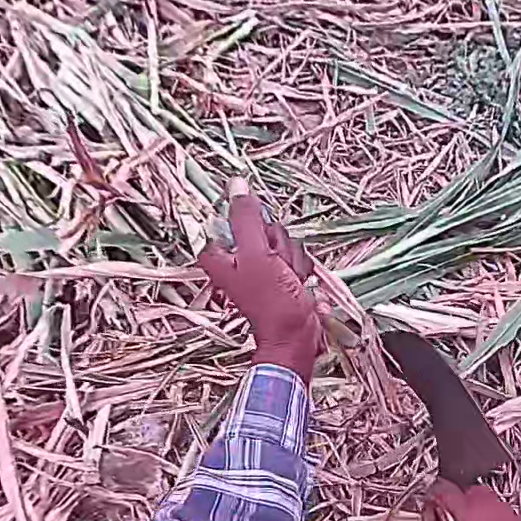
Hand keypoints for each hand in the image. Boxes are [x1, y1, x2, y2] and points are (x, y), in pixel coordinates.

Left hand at [196, 178, 321, 379]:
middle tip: (276, 266)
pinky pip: (296, 258)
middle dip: (276, 245)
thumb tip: (237, 184)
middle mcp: (238, 259)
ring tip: (287, 280)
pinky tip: (297, 284)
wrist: (295, 337)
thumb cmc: (271, 302)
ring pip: (283, 242)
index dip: (251, 225)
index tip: (257, 242)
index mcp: (220, 254)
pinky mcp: (283, 276)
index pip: (235, 217)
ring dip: (290, 259)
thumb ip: (246, 218)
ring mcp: (263, 267)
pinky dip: (300, 270)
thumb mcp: (255, 254)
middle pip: (264, 227)